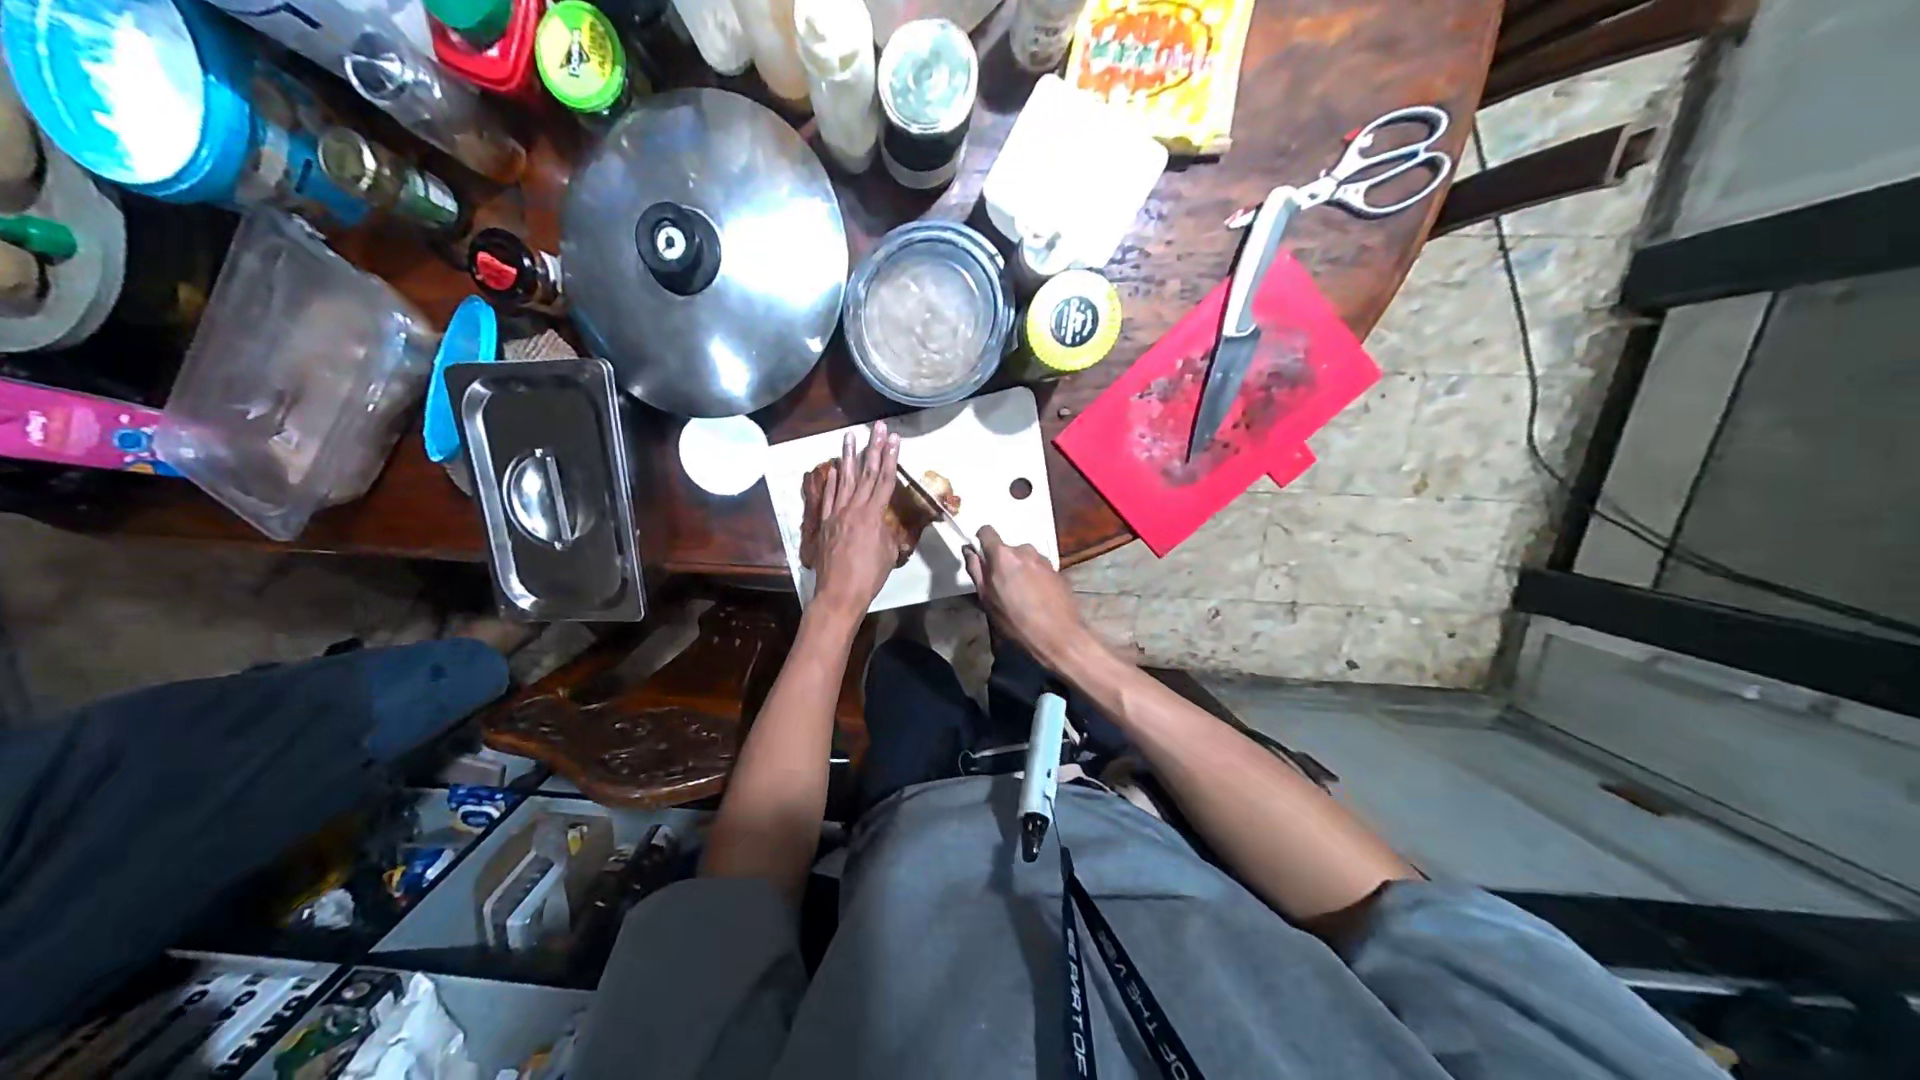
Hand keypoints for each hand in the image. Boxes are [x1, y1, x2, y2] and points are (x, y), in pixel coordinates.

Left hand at [811, 420, 901, 619]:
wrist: (840, 592)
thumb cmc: (870, 576)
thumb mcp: (888, 553)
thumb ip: (887, 532)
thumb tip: (884, 524)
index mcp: (874, 515)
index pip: (884, 480)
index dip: (891, 458)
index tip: (894, 439)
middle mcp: (854, 508)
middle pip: (866, 473)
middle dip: (873, 448)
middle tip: (878, 427)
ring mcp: (837, 513)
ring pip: (845, 479)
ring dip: (849, 455)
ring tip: (850, 434)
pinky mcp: (824, 522)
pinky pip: (829, 496)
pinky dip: (832, 480)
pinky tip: (835, 467)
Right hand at [964, 525, 1091, 670]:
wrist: (1059, 635)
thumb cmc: (1016, 621)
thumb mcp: (987, 599)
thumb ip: (976, 570)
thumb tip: (969, 550)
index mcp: (1003, 555)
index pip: (987, 531)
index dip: (981, 542)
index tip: (981, 558)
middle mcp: (1025, 550)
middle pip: (1007, 549)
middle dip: (1003, 563)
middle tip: (1002, 588)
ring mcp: (1044, 560)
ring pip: (1025, 559)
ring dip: (1020, 571)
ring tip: (1022, 596)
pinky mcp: (1058, 572)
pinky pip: (1039, 569)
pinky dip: (1035, 579)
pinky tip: (1037, 600)